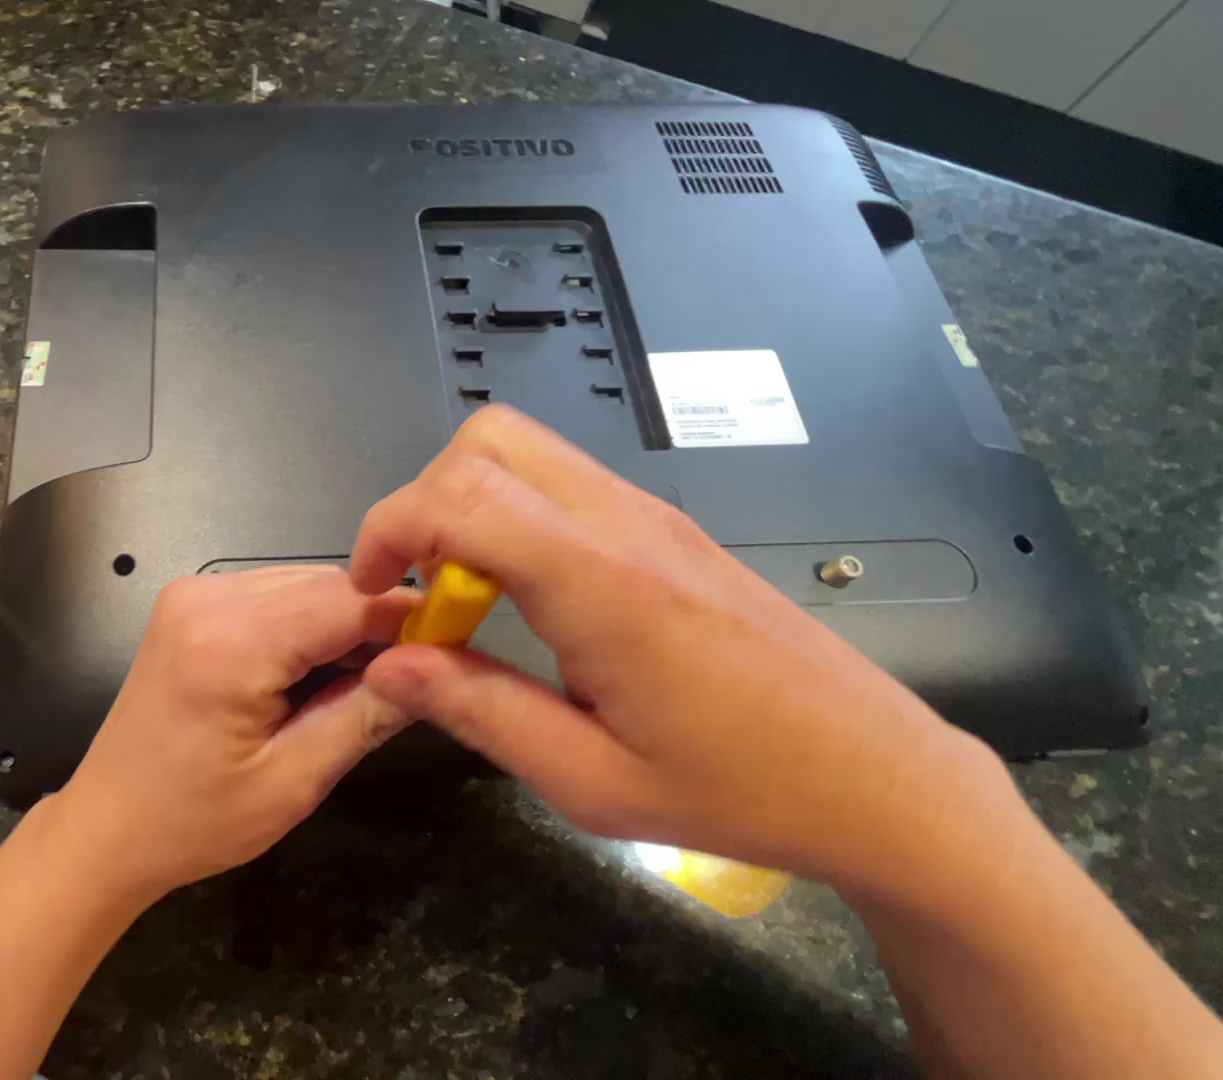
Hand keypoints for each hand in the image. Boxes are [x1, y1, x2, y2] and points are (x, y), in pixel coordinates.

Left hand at [40, 566, 415, 903]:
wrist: (107, 827)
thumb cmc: (195, 821)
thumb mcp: (293, 781)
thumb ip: (365, 715)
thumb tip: (431, 670)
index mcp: (231, 641)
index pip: (348, 601)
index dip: (409, 616)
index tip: (456, 642)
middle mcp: (208, 596)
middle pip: (326, 585)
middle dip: (378, 620)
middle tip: (420, 667)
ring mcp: (193, 592)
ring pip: (302, 584)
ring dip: (344, 621)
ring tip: (375, 673)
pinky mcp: (190, 602)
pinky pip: (272, 594)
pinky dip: (308, 622)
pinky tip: (324, 663)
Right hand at [349, 406, 1024, 903]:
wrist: (877, 776)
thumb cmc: (735, 790)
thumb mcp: (588, 780)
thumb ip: (477, 711)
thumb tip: (390, 666)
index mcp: (601, 587)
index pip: (462, 496)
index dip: (388, 527)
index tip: (369, 587)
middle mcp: (623, 525)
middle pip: (488, 440)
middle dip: (423, 500)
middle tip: (420, 584)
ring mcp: (649, 514)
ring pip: (521, 449)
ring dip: (465, 504)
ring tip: (467, 594)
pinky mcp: (663, 525)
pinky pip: (558, 480)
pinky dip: (508, 514)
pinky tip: (524, 595)